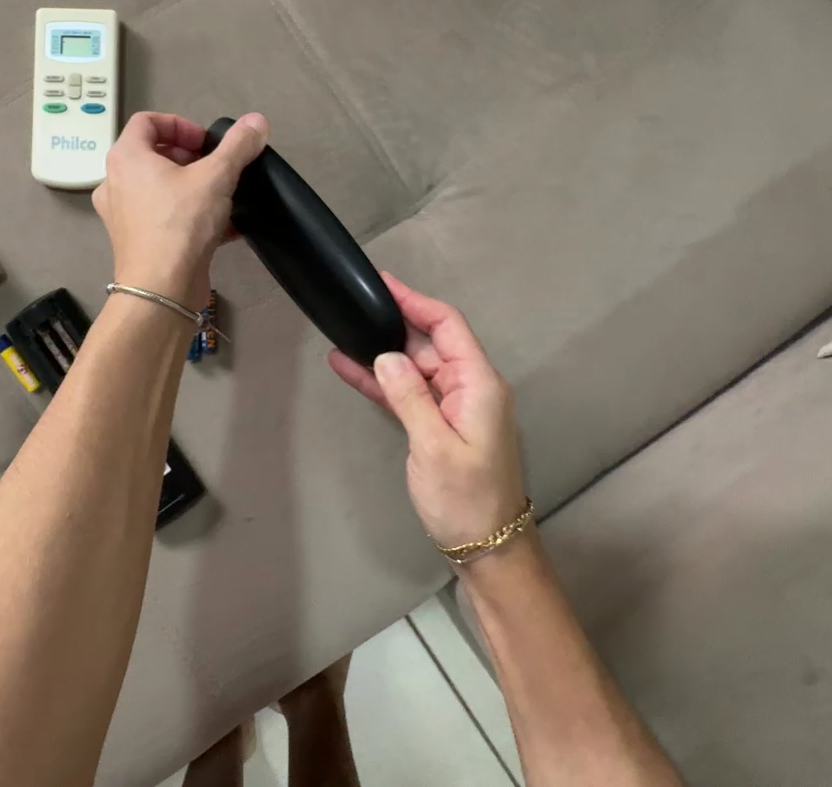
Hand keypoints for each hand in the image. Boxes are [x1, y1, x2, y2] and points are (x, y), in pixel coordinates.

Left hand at [92, 112, 267, 303]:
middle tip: (215, 169)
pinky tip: (223, 227)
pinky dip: (187, 215)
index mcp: (126, 157)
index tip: (206, 144)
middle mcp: (116, 182)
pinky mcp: (134, 241)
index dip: (180, 124)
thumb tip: (257, 120)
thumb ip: (237, 146)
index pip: (146, 121)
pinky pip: (162, 216)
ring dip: (190, 187)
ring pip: (158, 188)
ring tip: (220, 197)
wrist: (161, 288)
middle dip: (189, 158)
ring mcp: (121, 214)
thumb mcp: (216, 176)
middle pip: (152, 154)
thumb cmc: (182, 222)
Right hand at [328, 274, 526, 551]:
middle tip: (352, 307)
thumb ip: (410, 397)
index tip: (383, 283)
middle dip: (393, 325)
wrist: (489, 549)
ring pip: (415, 368)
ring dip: (381, 355)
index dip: (416, 301)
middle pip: (429, 344)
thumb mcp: (434, 447)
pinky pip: (410, 393)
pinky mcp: (441, 425)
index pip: (447, 325)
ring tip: (342, 335)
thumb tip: (386, 355)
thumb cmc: (466, 498)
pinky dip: (384, 383)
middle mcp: (470, 387)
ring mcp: (456, 407)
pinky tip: (352, 369)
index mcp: (478, 383)